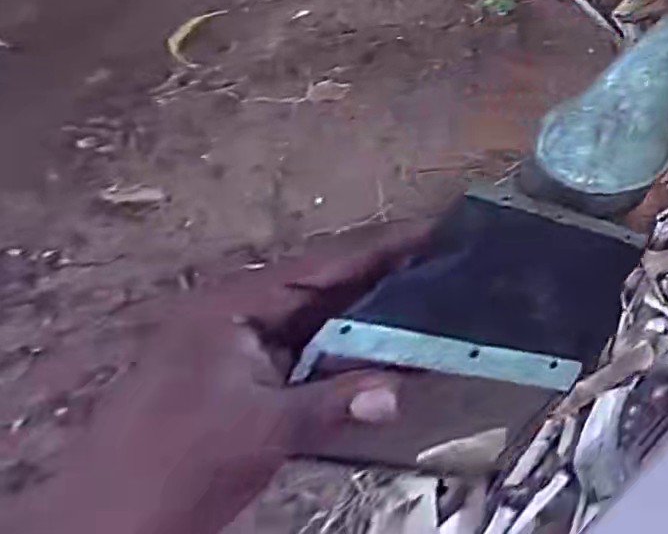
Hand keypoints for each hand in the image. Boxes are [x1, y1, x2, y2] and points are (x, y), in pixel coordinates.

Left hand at [24, 222, 427, 533]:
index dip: (399, 241)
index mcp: (239, 305)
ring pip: (345, 309)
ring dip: (395, 308)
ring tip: (457, 294)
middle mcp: (251, 311)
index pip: (338, 257)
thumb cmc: (164, 472)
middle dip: (406, 271)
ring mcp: (257, 341)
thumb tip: (401, 391)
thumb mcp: (255, 433)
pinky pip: (336, 341)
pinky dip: (376, 340)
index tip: (457, 227)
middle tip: (470, 261)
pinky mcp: (267, 370)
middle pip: (347, 278)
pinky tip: (417, 342)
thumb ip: (335, 403)